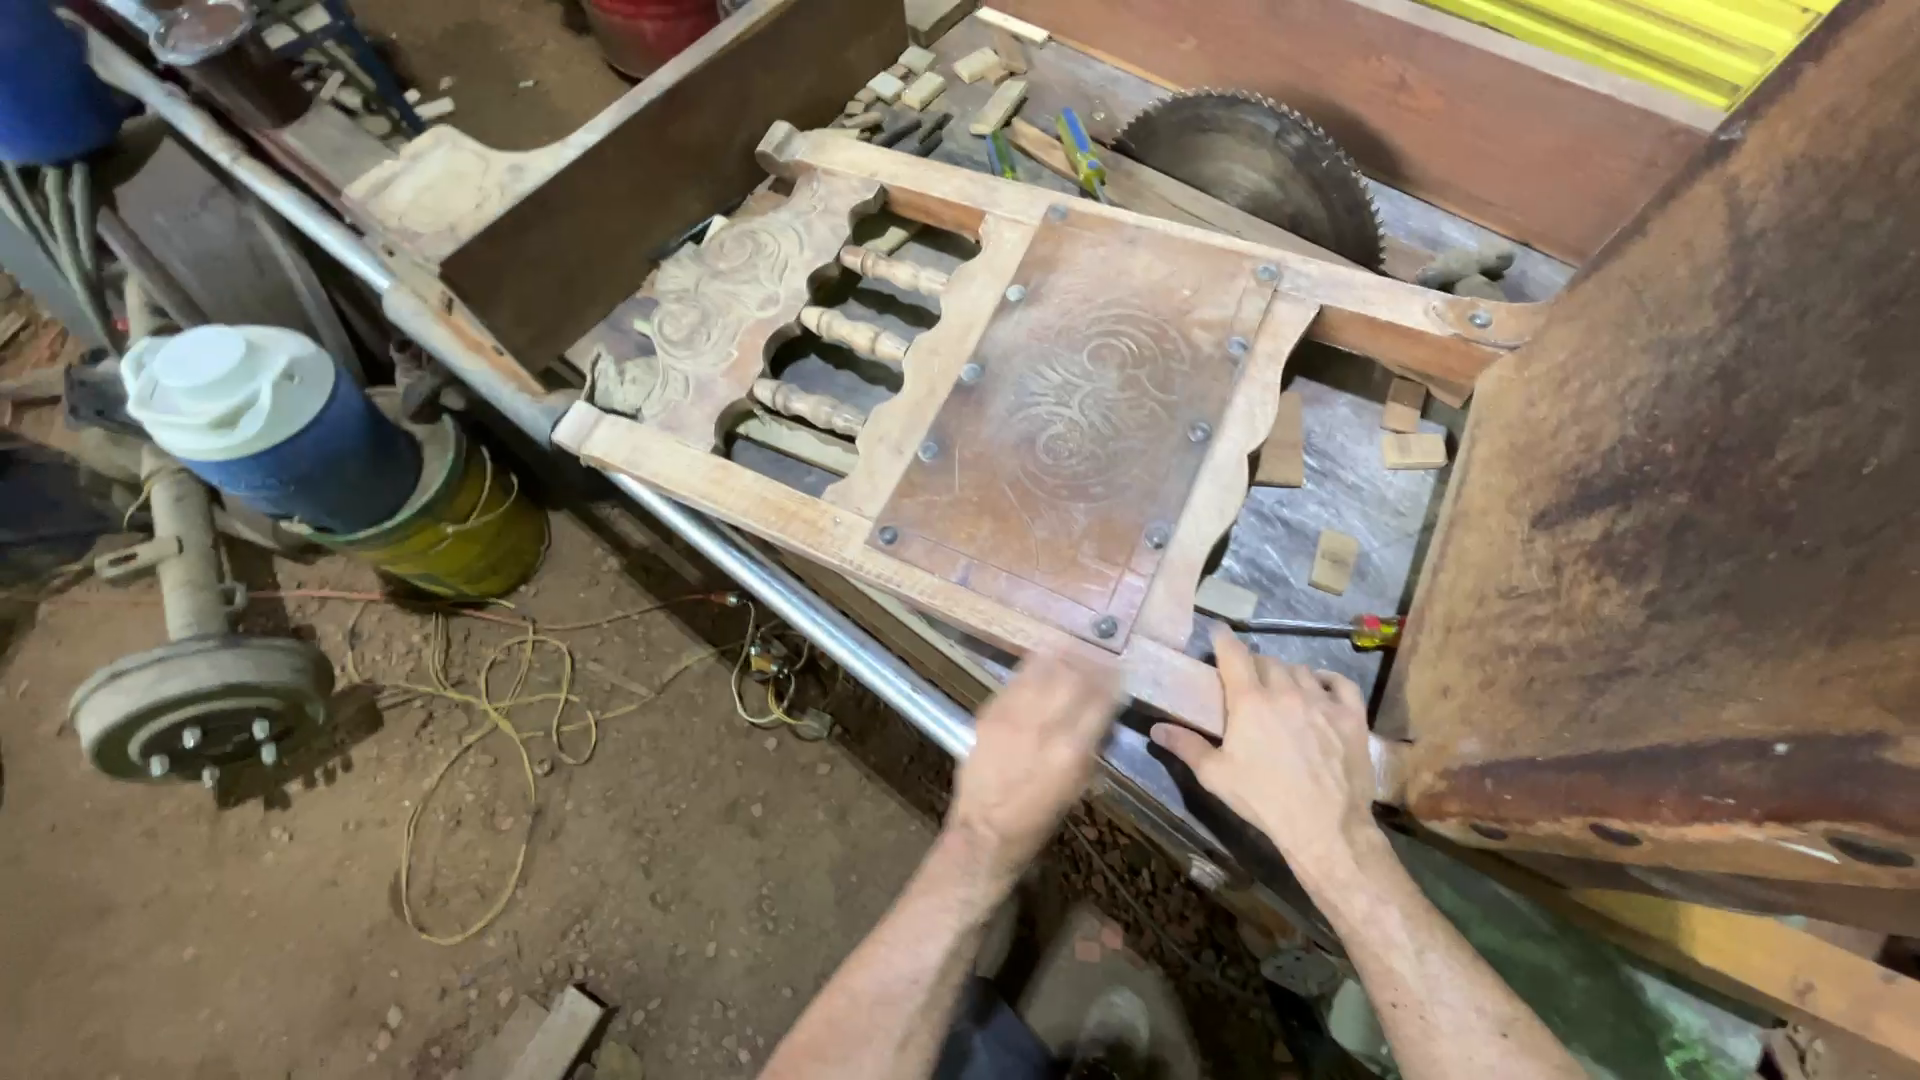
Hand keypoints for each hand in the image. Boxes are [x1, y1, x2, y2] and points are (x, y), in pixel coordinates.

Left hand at [946, 650, 1120, 884]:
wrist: (984, 830)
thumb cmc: (1037, 819)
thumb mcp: (1077, 788)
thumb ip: (1090, 750)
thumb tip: (1102, 721)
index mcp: (1072, 750)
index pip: (1101, 702)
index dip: (1114, 683)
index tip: (1120, 673)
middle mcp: (1044, 726)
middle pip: (1074, 678)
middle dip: (1091, 664)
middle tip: (1100, 658)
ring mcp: (1013, 716)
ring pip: (1044, 672)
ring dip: (1064, 657)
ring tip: (1075, 649)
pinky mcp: (989, 713)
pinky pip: (1015, 679)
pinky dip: (1033, 665)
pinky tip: (1043, 656)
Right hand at [1151, 627, 1382, 883]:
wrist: (1325, 827)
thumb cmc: (1263, 800)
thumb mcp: (1215, 775)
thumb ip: (1186, 746)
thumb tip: (1155, 729)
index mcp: (1249, 701)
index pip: (1234, 654)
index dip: (1223, 639)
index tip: (1218, 631)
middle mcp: (1286, 692)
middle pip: (1268, 661)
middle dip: (1254, 664)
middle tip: (1247, 679)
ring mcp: (1322, 702)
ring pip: (1301, 670)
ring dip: (1286, 673)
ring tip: (1281, 687)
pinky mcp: (1351, 717)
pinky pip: (1341, 683)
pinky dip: (1327, 679)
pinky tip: (1320, 687)